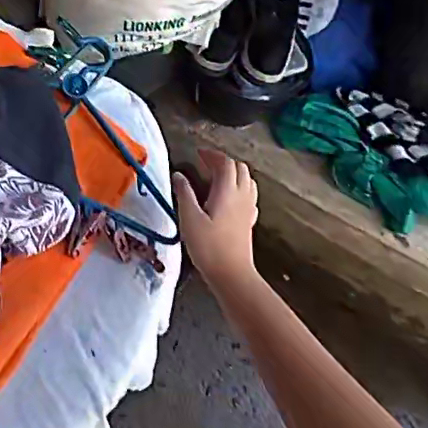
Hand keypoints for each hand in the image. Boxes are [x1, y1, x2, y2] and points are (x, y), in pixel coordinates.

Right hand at [175, 147, 258, 285]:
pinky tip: (229, 197)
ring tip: (217, 176)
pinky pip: (249, 195)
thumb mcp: (189, 219)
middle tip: (206, 163)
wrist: (232, 274)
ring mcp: (248, 208)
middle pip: (239, 168)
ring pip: (247, 180)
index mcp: (227, 191)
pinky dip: (240, 187)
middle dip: (223, 161)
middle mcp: (242, 196)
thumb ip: (184, 194)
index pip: (225, 163)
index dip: (212, 155)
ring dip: (233, 173)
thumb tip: (178, 176)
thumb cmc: (209, 247)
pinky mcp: (249, 220)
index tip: (199, 153)